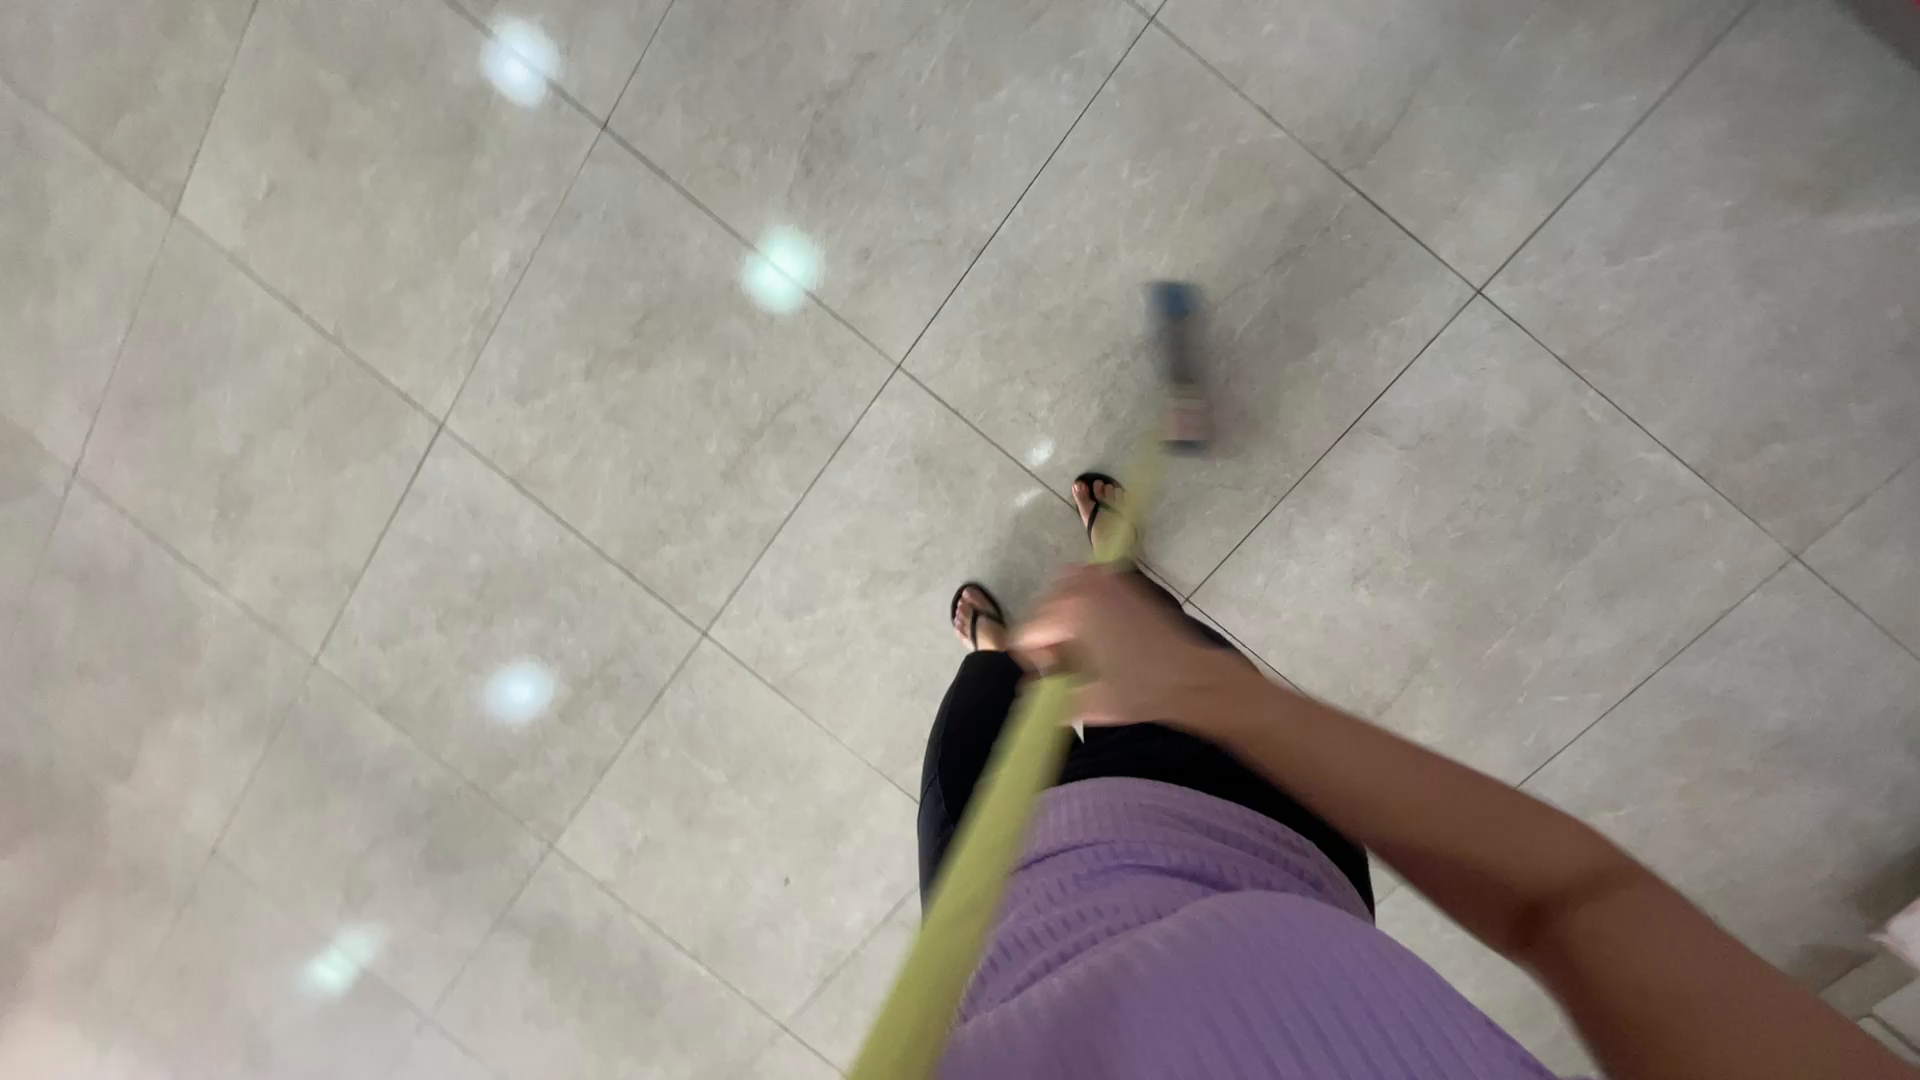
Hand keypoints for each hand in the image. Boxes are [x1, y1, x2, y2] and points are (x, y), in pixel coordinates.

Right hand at [1014, 565, 1256, 732]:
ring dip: (1061, 610)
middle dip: (1046, 632)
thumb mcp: (1090, 703)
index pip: (1027, 631)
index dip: (1031, 656)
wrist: (1193, 677)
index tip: (1047, 673)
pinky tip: (1097, 626)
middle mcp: (1085, 587)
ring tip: (1076, 640)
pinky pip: (1090, 579)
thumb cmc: (1142, 692)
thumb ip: (1053, 697)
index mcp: (1070, 614)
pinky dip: (1084, 597)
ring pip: (1063, 586)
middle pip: (1042, 606)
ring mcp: (1108, 580)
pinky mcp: (1128, 581)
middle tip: (1061, 660)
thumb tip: (1033, 691)